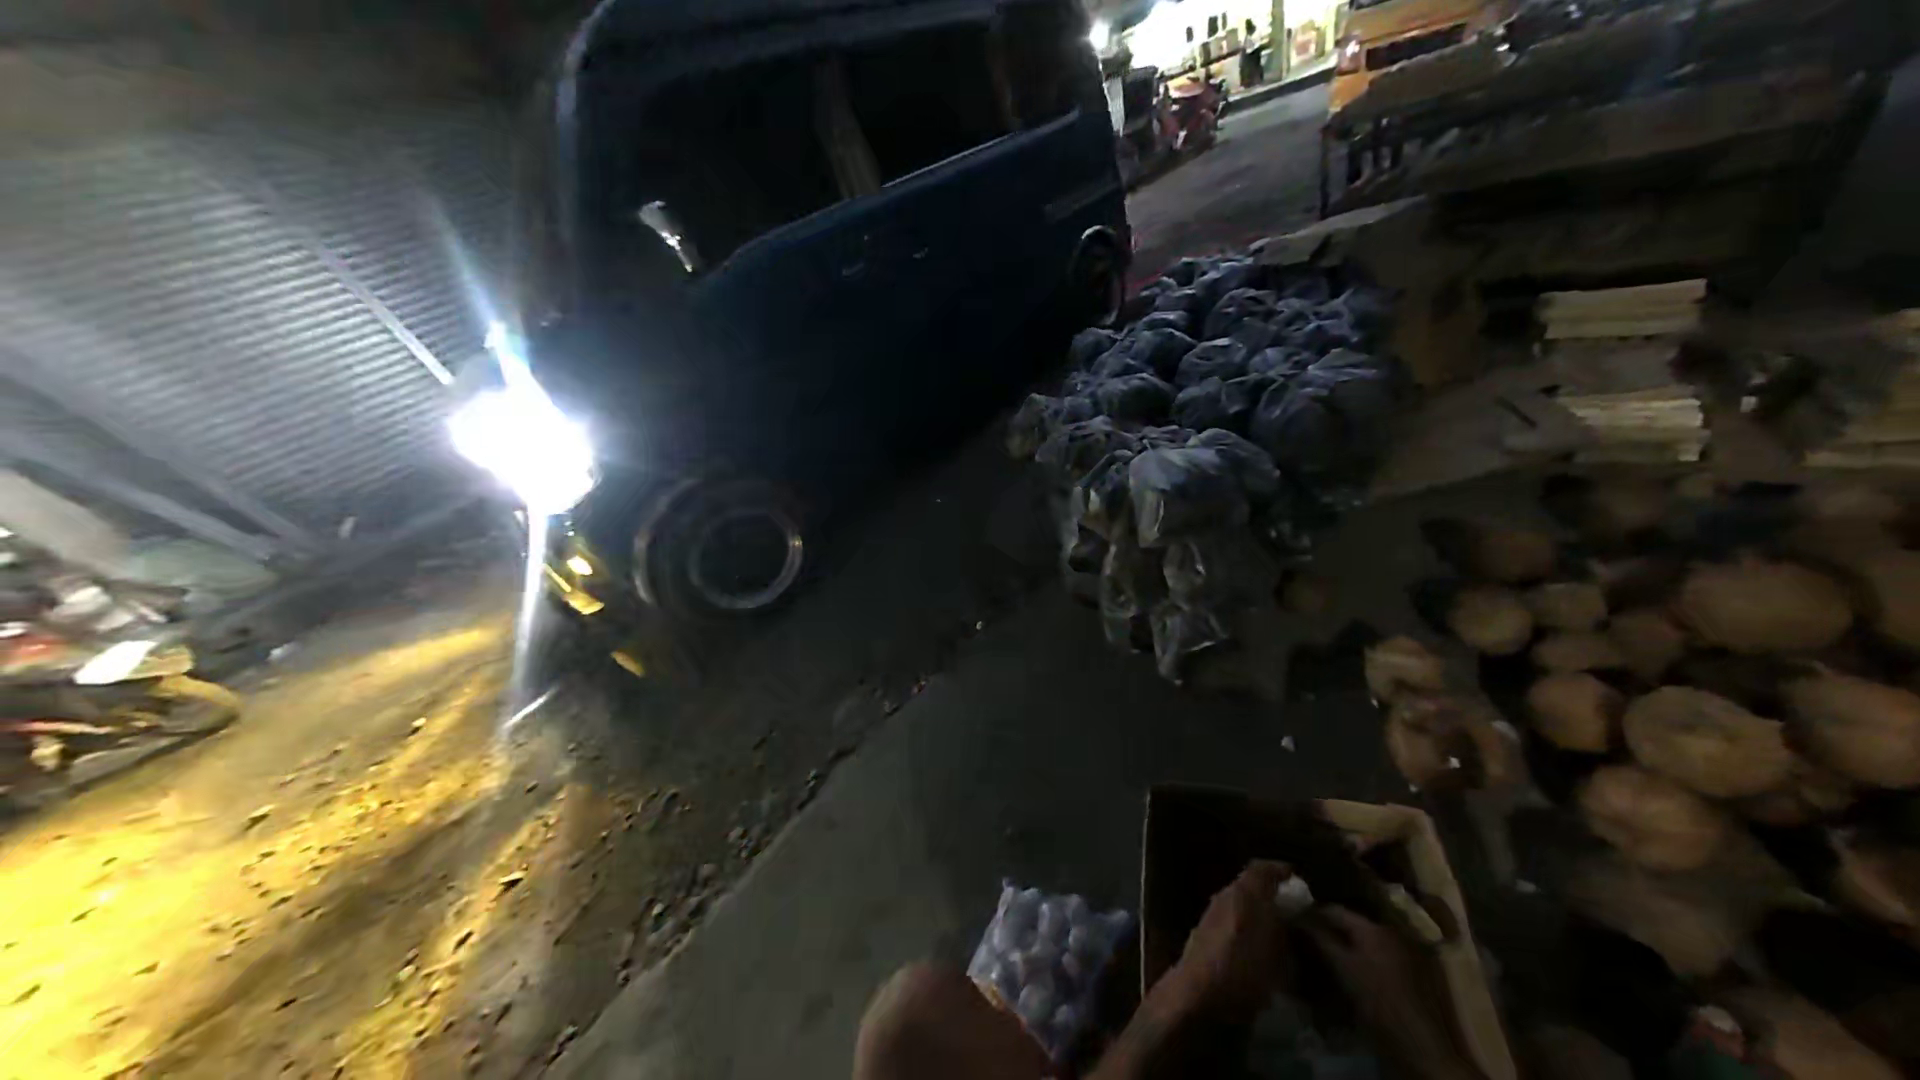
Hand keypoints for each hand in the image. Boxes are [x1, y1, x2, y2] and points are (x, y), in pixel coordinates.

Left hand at [1161, 860, 1291, 1016]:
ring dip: (1256, 910)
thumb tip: (1288, 919)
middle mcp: (1224, 895)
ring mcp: (1210, 912)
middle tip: (1291, 909)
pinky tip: (1255, 946)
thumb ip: (1285, 932)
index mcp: (1244, 893)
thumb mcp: (1278, 956)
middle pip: (1249, 885)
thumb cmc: (1243, 971)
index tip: (1295, 877)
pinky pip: (1230, 918)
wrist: (1197, 992)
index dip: (1279, 870)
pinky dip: (1244, 925)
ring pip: (1238, 902)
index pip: (1262, 869)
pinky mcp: (1202, 931)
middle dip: (1270, 894)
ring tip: (1277, 931)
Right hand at [1302, 906, 1480, 1079]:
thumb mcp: (1342, 967)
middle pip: (1348, 923)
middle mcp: (1388, 933)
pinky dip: (1356, 955)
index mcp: (1373, 928)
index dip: (1311, 913)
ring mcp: (1399, 952)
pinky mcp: (1405, 971)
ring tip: (1319, 954)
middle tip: (1303, 938)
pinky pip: (1372, 953)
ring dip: (1340, 943)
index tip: (1292, 921)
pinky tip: (1344, 968)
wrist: (1419, 1044)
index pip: (1333, 910)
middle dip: (1326, 929)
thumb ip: (1319, 938)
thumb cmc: (1377, 1001)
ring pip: (1360, 939)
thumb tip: (1296, 916)